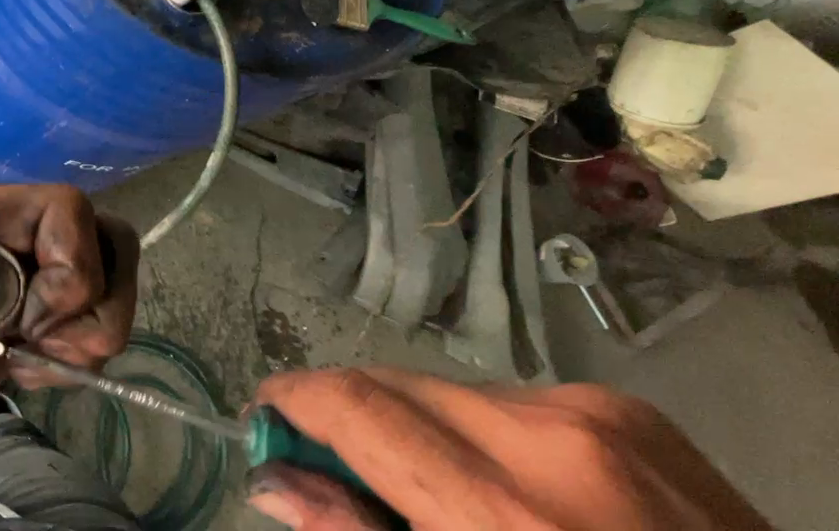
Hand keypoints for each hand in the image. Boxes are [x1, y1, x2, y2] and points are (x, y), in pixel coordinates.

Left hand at [0, 160, 139, 465]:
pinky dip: (74, 363)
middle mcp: (18, 235)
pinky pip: (102, 327)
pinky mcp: (50, 316)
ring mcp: (39, 275)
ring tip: (23, 358)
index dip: (69, 268)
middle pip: (111, 243)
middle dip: (87, 312)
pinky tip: (22, 367)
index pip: (68, 207)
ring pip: (116, 286)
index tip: (25, 322)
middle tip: (29, 342)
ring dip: (83, 341)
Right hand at [248, 367, 774, 530]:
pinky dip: (479, 431)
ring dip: (415, 426)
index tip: (266, 422)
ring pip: (444, 389)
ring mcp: (600, 414)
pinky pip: (507, 399)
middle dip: (346, 417)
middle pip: (390, 383)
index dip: (291, 401)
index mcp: (507, 514)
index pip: (354, 403)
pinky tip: (511, 486)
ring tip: (438, 491)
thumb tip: (274, 481)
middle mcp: (549, 437)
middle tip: (332, 467)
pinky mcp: (633, 410)